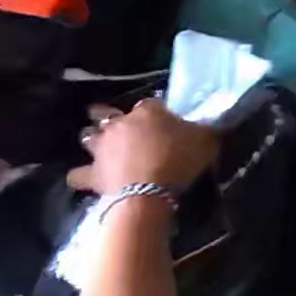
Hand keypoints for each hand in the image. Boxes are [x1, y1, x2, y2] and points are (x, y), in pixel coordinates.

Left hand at [67, 99, 219, 196]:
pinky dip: (80, 175)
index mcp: (149, 111)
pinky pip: (78, 174)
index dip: (157, 110)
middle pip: (108, 113)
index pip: (152, 103)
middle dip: (107, 114)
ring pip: (89, 137)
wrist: (148, 192)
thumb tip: (217, 123)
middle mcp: (121, 123)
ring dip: (92, 139)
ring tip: (95, 143)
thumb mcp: (206, 141)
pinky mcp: (93, 172)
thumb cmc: (178, 161)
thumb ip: (207, 130)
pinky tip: (81, 178)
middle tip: (112, 120)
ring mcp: (103, 147)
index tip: (164, 118)